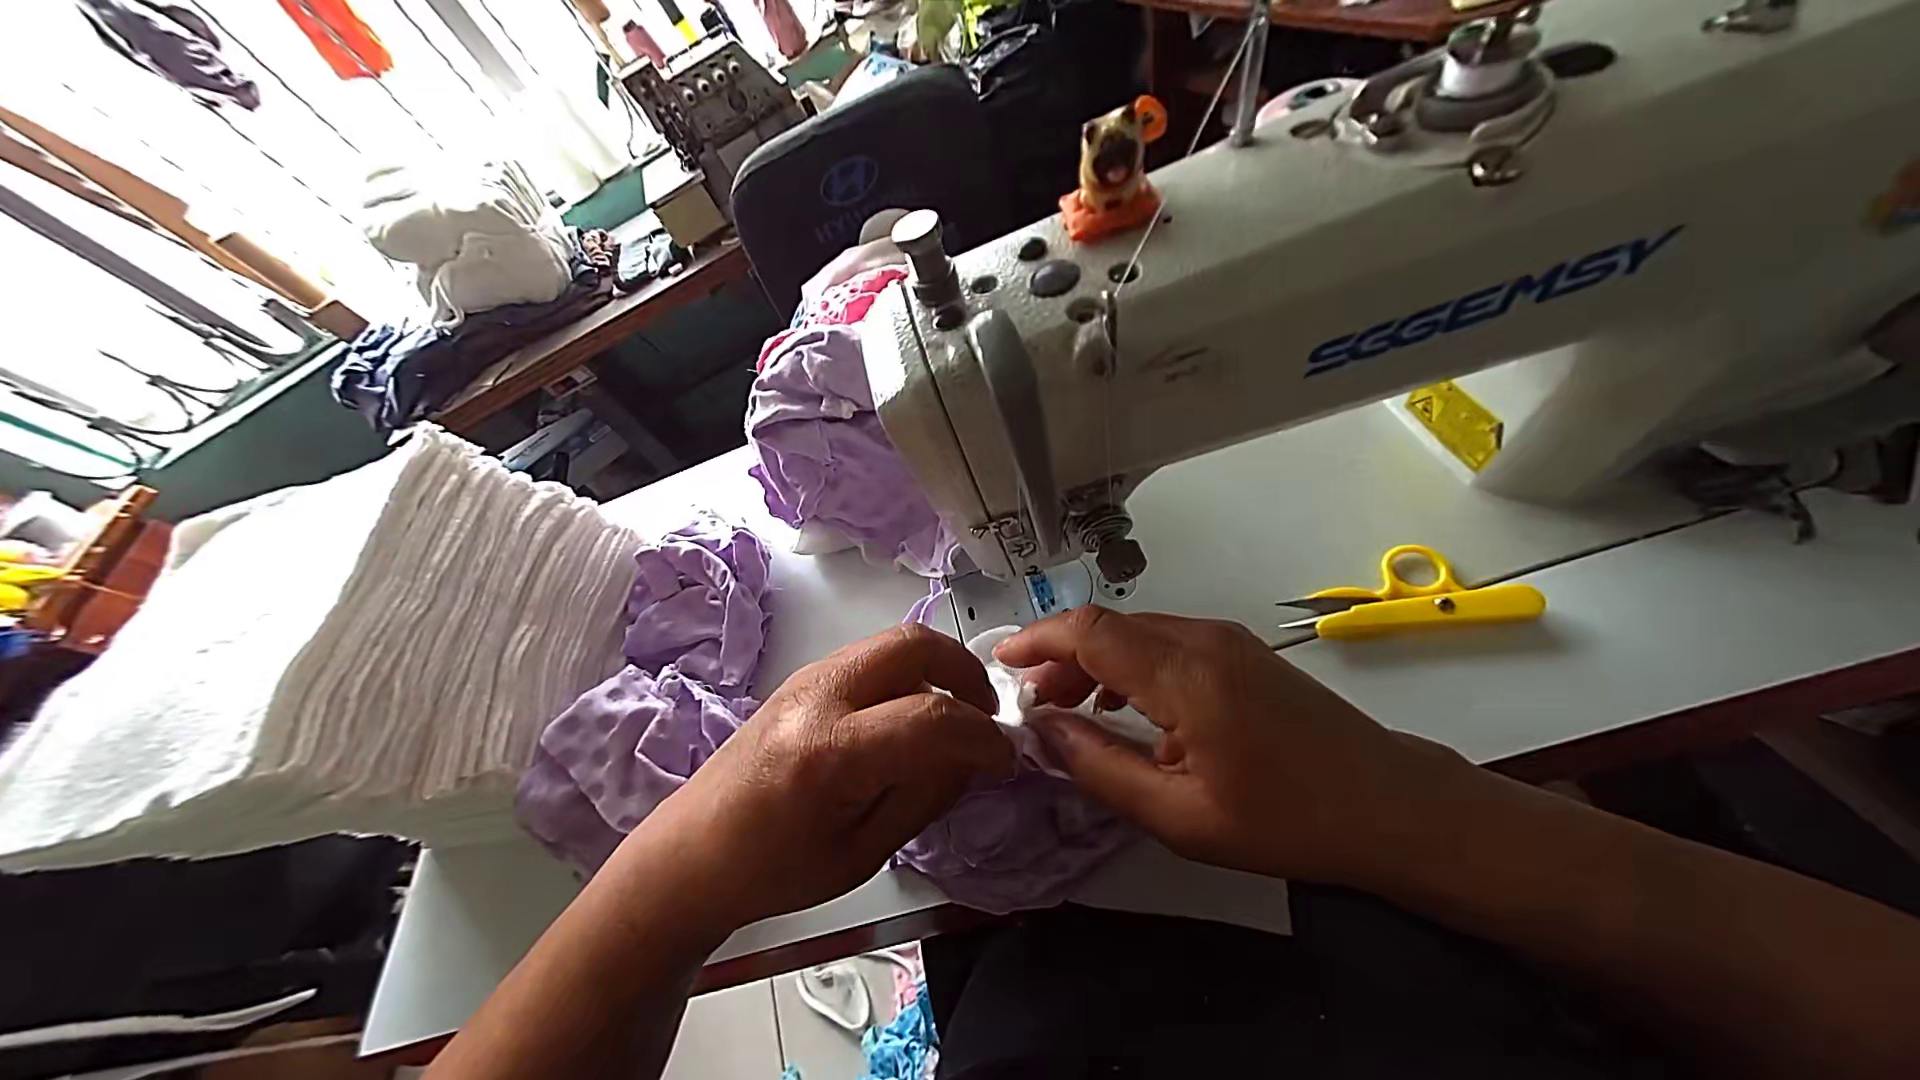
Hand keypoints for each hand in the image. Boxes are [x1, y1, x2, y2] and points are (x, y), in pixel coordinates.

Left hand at [639, 624, 1014, 929]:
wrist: (692, 850)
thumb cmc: (773, 869)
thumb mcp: (863, 852)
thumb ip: (926, 795)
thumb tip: (973, 755)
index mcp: (829, 752)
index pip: (930, 718)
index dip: (981, 736)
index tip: (1004, 758)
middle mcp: (819, 695)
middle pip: (913, 646)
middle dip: (964, 672)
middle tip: (986, 714)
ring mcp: (808, 677)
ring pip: (894, 641)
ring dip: (938, 667)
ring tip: (956, 713)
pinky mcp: (804, 676)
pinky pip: (873, 656)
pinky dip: (910, 672)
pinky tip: (914, 711)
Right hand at [995, 607, 1470, 887]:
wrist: (1391, 804)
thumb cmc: (1288, 820)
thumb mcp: (1180, 816)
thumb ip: (1100, 767)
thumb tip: (1044, 730)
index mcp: (1186, 676)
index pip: (1089, 631)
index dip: (1037, 640)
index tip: (1002, 663)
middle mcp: (1202, 639)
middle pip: (1106, 625)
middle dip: (1059, 656)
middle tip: (1036, 703)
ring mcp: (1223, 638)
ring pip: (1132, 630)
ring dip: (1091, 660)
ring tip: (1071, 706)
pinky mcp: (1235, 648)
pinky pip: (1161, 641)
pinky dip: (1125, 662)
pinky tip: (1123, 704)